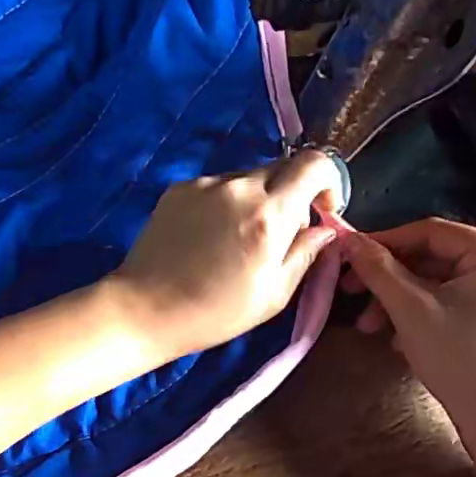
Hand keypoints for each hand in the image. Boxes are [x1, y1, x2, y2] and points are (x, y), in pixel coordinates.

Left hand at [108, 151, 344, 358]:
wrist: (145, 308)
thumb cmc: (215, 312)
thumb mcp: (274, 294)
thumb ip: (306, 253)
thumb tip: (326, 228)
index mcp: (268, 214)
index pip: (315, 164)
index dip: (329, 182)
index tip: (322, 211)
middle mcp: (237, 188)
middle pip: (282, 169)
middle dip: (291, 195)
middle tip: (278, 234)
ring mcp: (204, 184)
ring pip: (247, 177)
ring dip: (256, 199)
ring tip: (236, 241)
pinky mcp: (178, 188)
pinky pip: (216, 186)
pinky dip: (224, 202)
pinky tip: (208, 237)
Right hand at [339, 218, 475, 438]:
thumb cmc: (461, 361)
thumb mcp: (410, 309)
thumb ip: (377, 268)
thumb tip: (349, 239)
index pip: (432, 232)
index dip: (384, 242)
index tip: (349, 254)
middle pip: (435, 258)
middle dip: (389, 280)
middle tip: (352, 292)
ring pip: (440, 282)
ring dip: (399, 301)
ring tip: (371, 326)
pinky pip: (454, 299)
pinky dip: (422, 312)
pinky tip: (399, 337)